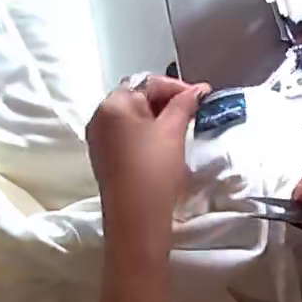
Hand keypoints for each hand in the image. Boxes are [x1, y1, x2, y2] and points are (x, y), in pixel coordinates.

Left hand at [88, 76, 207, 244]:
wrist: (136, 218)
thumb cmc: (154, 169)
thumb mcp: (173, 131)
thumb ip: (184, 104)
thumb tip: (197, 90)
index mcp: (113, 105)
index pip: (148, 82)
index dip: (177, 87)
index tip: (202, 96)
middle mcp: (99, 118)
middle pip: (136, 97)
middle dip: (166, 101)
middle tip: (192, 111)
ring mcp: (99, 139)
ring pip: (132, 118)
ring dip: (157, 118)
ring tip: (182, 127)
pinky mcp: (104, 158)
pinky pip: (126, 135)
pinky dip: (145, 134)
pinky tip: (164, 144)